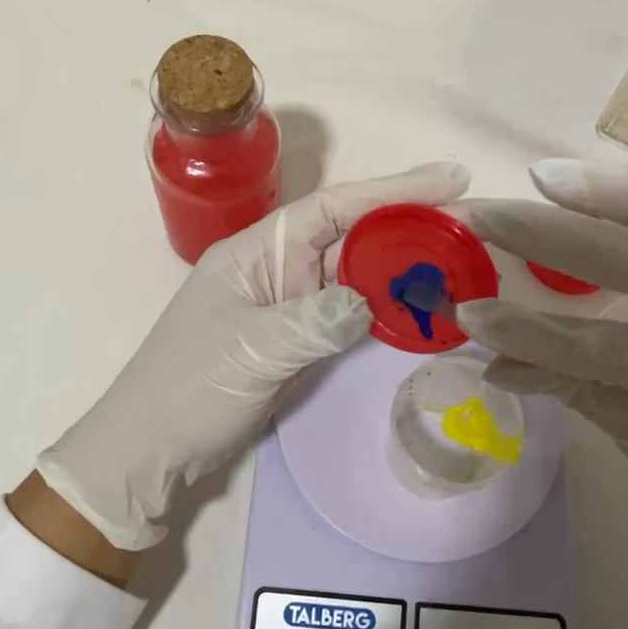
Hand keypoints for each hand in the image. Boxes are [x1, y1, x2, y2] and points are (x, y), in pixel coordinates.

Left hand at [37, 162, 471, 549]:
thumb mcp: (250, 351)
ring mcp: (291, 304)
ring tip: (464, 259)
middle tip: (475, 225)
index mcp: (259, 251)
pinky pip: (353, 312)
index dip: (393, 189)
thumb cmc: (188, 389)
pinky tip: (424, 307)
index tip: (450, 179)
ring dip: (406, 266)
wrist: (152, 449)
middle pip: (354, 234)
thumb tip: (368, 302)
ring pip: (359, 273)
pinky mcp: (300, 339)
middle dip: (411, 225)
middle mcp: (279, 268)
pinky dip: (388, 307)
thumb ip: (312, 322)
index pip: (334, 206)